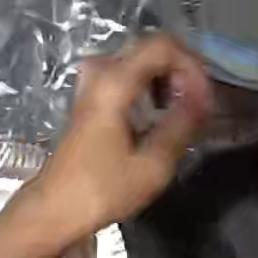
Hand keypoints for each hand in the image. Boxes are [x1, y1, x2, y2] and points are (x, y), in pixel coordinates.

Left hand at [13, 36, 210, 248]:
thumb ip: (182, 124)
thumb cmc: (100, 190)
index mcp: (115, 81)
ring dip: (169, 76)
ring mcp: (93, 78)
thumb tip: (204, 99)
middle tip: (200, 104)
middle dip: (184, 70)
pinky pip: (130, 71)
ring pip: (144, 58)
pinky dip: (152, 83)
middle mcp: (102, 69)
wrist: (52, 210)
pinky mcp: (91, 92)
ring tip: (185, 109)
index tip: (205, 100)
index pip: (165, 47)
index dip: (192, 66)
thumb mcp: (151, 165)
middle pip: (154, 47)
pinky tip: (160, 111)